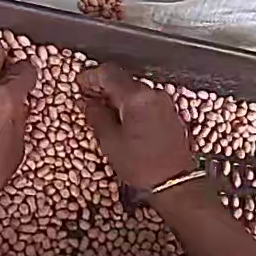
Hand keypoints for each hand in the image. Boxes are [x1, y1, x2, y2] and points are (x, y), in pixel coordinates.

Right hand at [77, 64, 196, 192]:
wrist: (175, 182)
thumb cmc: (141, 165)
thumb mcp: (111, 142)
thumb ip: (97, 116)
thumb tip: (88, 103)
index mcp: (137, 97)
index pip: (109, 74)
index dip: (91, 76)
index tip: (79, 83)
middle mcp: (153, 94)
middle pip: (124, 81)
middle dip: (104, 88)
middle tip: (87, 99)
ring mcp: (165, 104)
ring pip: (135, 92)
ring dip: (118, 98)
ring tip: (103, 112)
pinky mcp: (170, 115)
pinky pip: (146, 102)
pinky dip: (132, 106)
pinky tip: (122, 120)